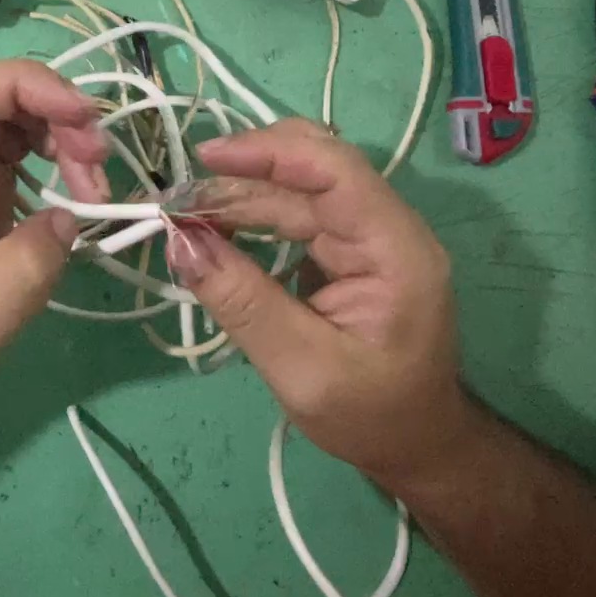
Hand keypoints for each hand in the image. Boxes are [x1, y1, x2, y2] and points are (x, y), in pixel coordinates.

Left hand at [0, 60, 109, 427]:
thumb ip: (18, 274)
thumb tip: (68, 219)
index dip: (19, 84)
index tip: (81, 114)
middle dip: (51, 110)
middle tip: (98, 159)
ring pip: (10, 121)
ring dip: (60, 135)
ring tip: (96, 184)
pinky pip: (20, 156)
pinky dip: (57, 162)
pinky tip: (81, 195)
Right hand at [167, 118, 468, 483]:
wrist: (417, 444)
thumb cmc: (371, 416)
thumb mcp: (301, 370)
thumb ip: (242, 303)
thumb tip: (179, 242)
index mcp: (394, 251)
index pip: (334, 171)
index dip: (270, 152)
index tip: (206, 157)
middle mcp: (385, 227)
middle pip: (315, 166)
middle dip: (244, 170)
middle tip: (182, 196)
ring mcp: (367, 233)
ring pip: (298, 185)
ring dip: (240, 191)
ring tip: (185, 213)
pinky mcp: (347, 245)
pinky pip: (294, 209)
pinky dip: (250, 211)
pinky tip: (215, 224)